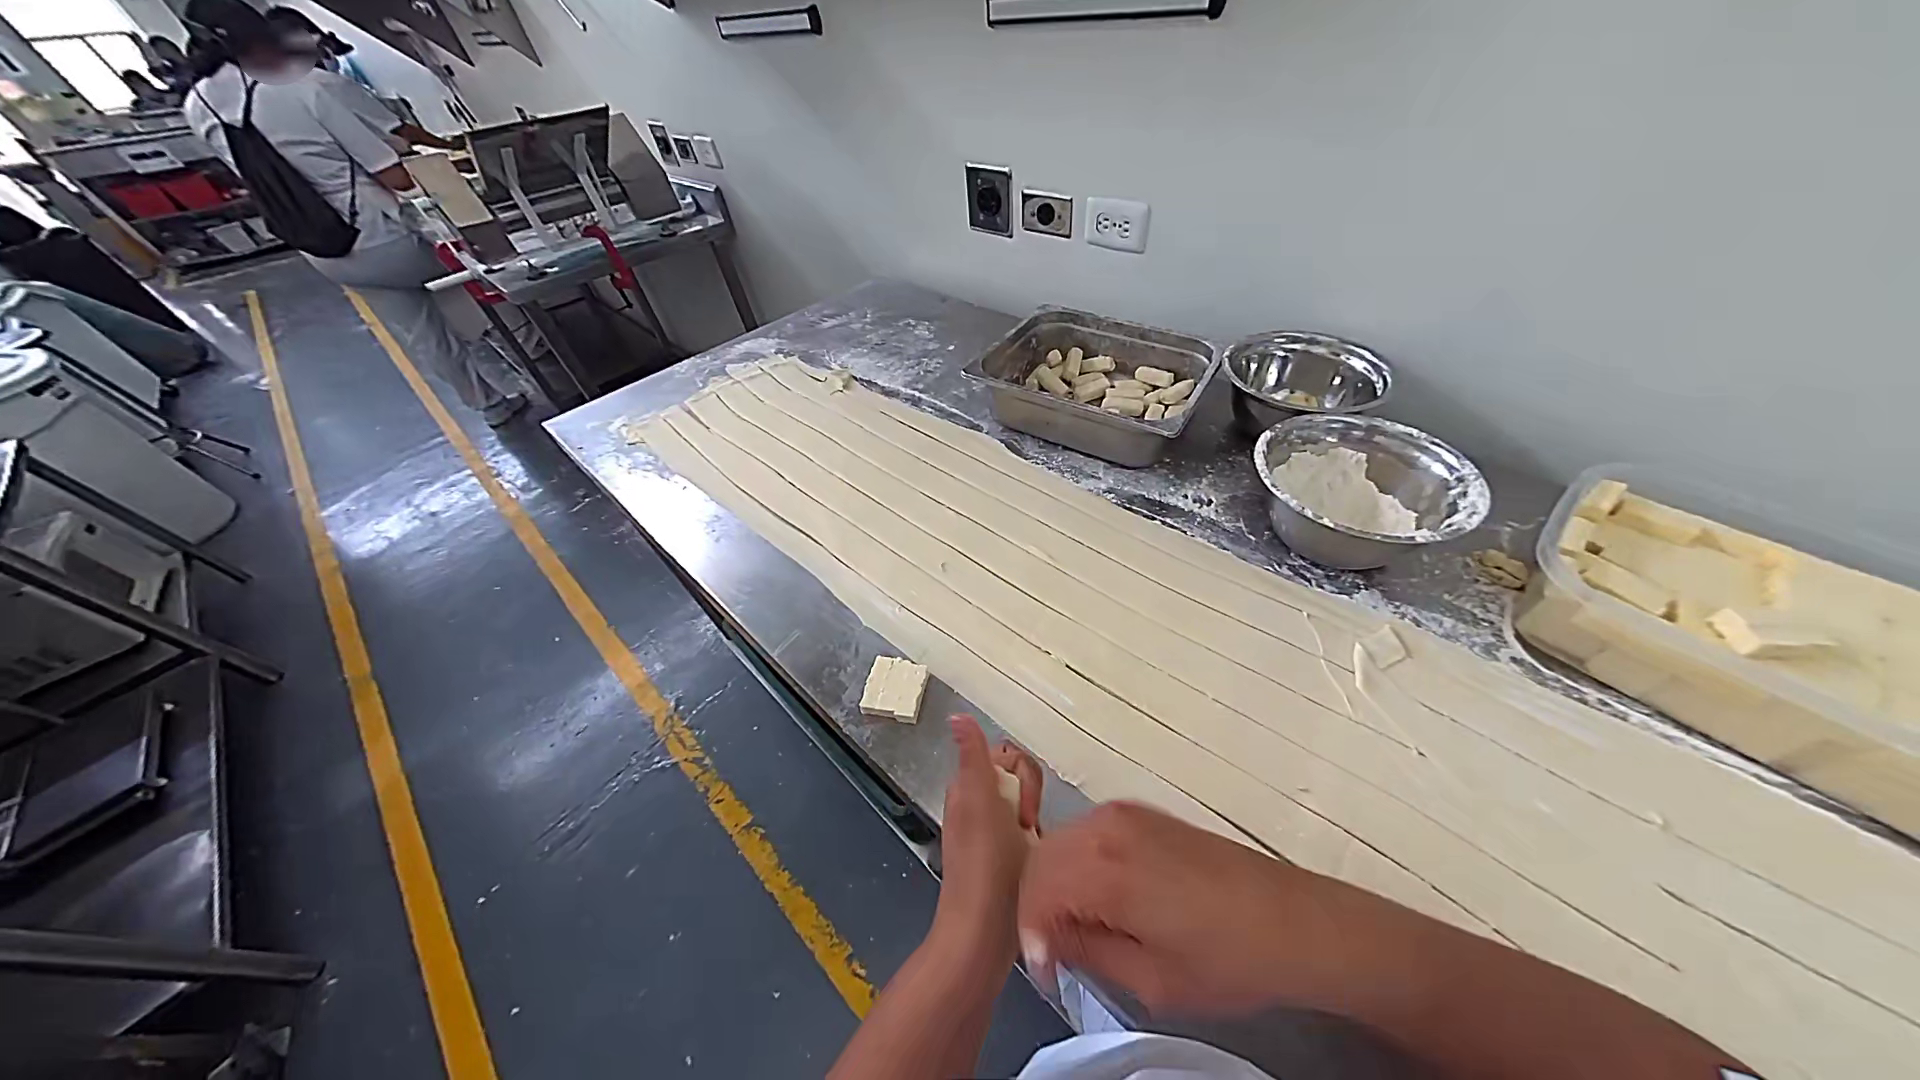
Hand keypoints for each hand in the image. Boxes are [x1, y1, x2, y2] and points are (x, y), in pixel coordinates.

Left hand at [934, 715, 1040, 946]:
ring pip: (1028, 807)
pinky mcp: (1005, 858)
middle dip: (1032, 800)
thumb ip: (973, 757)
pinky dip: (1037, 845)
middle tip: (1027, 831)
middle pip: (1021, 780)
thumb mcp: (981, 803)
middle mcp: (978, 805)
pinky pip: (1030, 835)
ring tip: (1032, 852)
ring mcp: (992, 833)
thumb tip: (957, 716)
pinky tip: (1035, 865)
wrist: (983, 936)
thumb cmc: (985, 868)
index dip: (1025, 778)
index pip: (1009, 756)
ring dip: (1037, 825)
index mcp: (970, 788)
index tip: (1023, 808)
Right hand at [1018, 801, 1321, 1015]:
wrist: (1291, 920)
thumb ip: (1087, 951)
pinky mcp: (1140, 813)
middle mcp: (1106, 827)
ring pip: (1061, 842)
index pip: (1034, 891)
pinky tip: (1100, 897)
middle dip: (1037, 905)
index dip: (1031, 934)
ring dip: (1055, 882)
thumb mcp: (1151, 979)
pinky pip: (1087, 833)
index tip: (1047, 969)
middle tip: (1055, 951)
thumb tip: (1051, 939)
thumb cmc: (1226, 959)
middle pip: (1041, 859)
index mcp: (1105, 868)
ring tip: (1077, 927)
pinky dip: (1078, 863)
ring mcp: (1123, 813)